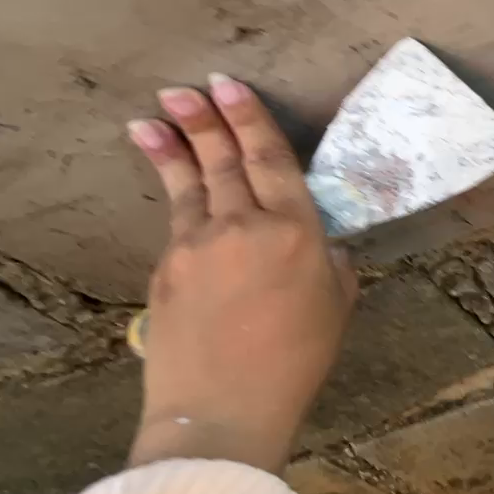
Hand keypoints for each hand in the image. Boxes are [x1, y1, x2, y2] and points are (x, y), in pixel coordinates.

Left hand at [124, 74, 356, 474]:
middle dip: (208, 121)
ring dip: (175, 146)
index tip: (231, 87)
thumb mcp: (336, 299)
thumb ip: (327, 258)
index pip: (272, 162)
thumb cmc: (300, 353)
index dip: (251, 121)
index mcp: (296, 231)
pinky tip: (171, 175)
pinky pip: (177, 219)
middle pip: (225, 162)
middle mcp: (243, 227)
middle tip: (190, 86)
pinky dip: (174, 189)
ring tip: (157, 113)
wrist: (223, 407)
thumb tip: (314, 242)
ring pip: (191, 184)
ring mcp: (196, 246)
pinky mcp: (167, 269)